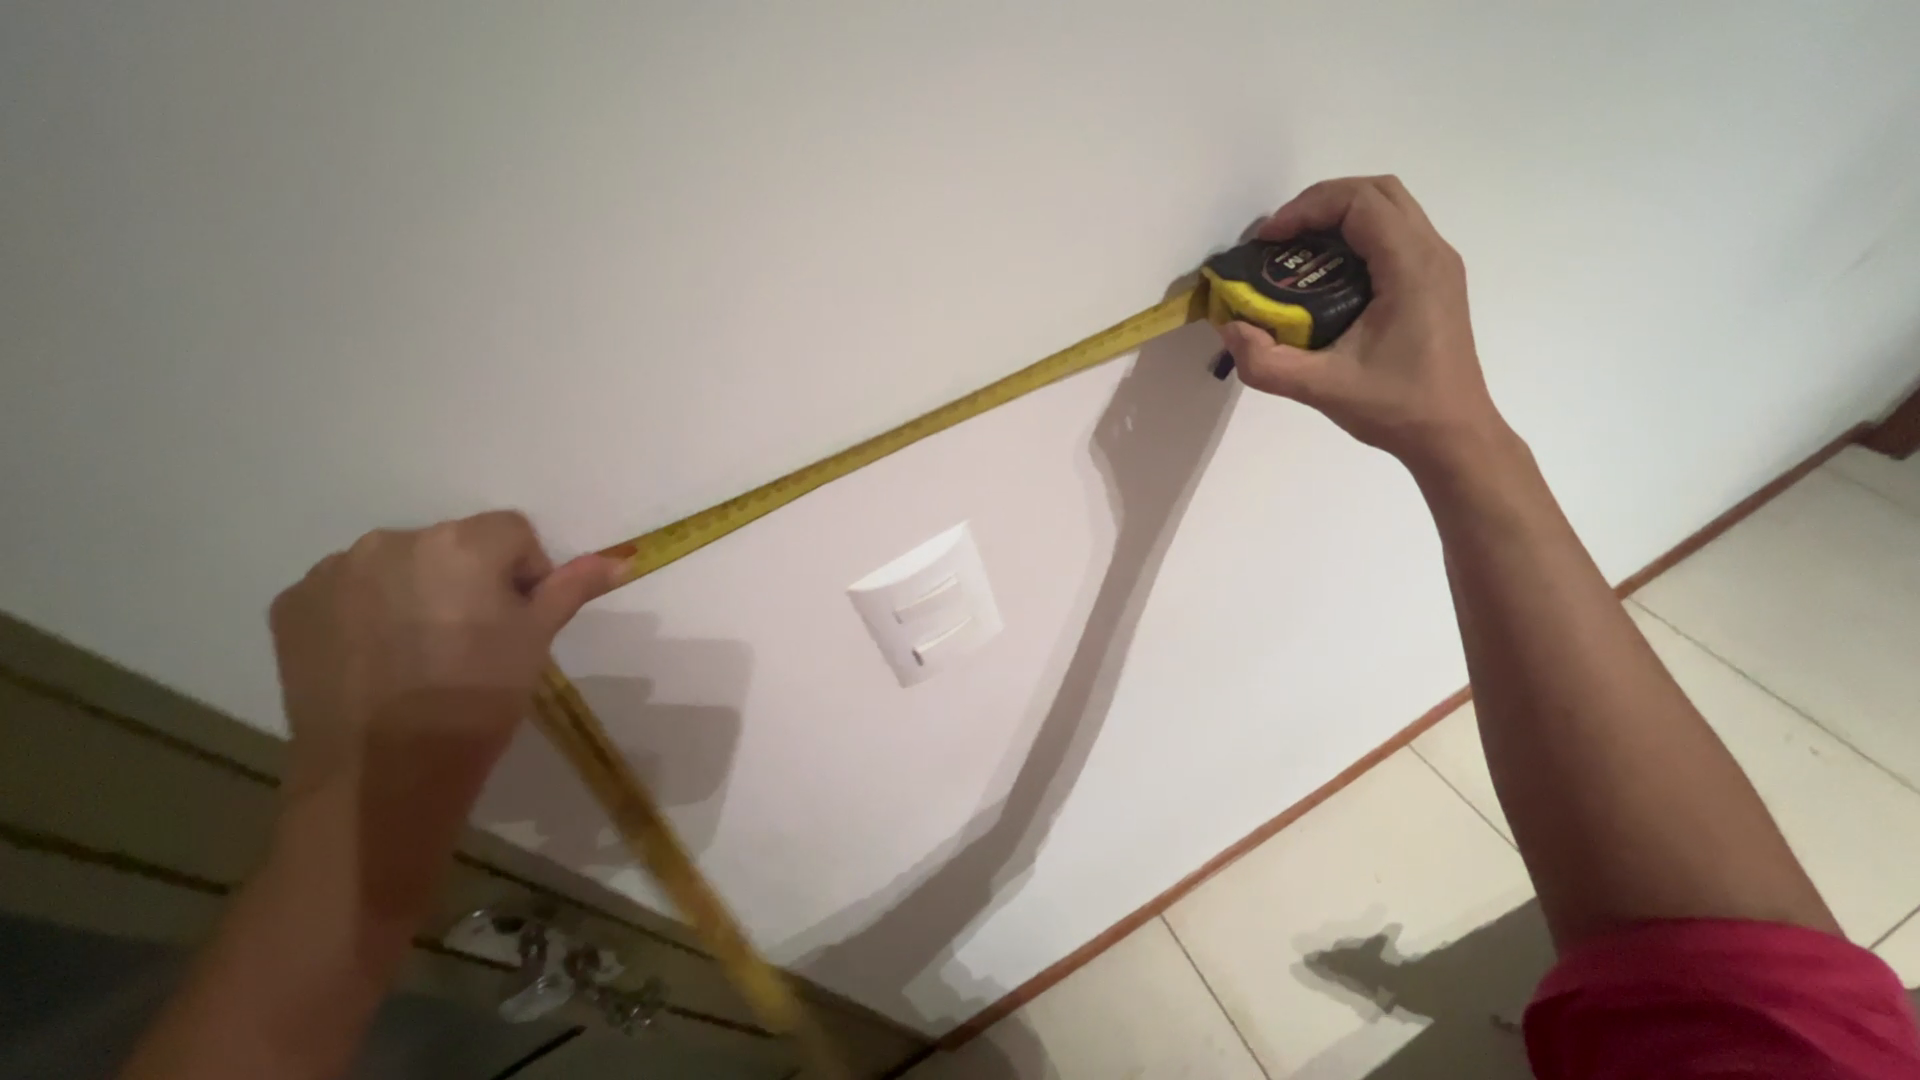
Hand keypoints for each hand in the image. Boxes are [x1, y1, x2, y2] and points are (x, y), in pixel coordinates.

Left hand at [269, 511, 620, 813]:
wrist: (385, 772)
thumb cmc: (479, 698)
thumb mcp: (537, 639)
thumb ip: (572, 587)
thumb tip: (621, 558)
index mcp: (463, 543)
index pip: (511, 532)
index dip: (524, 573)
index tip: (517, 621)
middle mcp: (394, 540)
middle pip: (451, 544)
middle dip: (467, 579)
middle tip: (470, 640)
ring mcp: (335, 571)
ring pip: (396, 565)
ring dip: (414, 591)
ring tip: (418, 652)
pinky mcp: (292, 604)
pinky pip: (345, 591)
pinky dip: (363, 612)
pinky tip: (374, 659)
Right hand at [1218, 175, 1511, 472]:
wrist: (1452, 435)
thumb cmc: (1396, 408)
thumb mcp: (1320, 389)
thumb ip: (1264, 361)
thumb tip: (1229, 327)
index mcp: (1411, 267)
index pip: (1359, 203)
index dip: (1305, 210)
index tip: (1266, 242)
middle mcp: (1431, 253)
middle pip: (1376, 192)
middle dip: (1319, 205)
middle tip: (1278, 240)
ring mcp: (1438, 265)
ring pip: (1388, 209)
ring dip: (1337, 218)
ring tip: (1295, 254)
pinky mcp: (1433, 282)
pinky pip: (1393, 235)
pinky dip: (1354, 238)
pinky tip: (1324, 278)